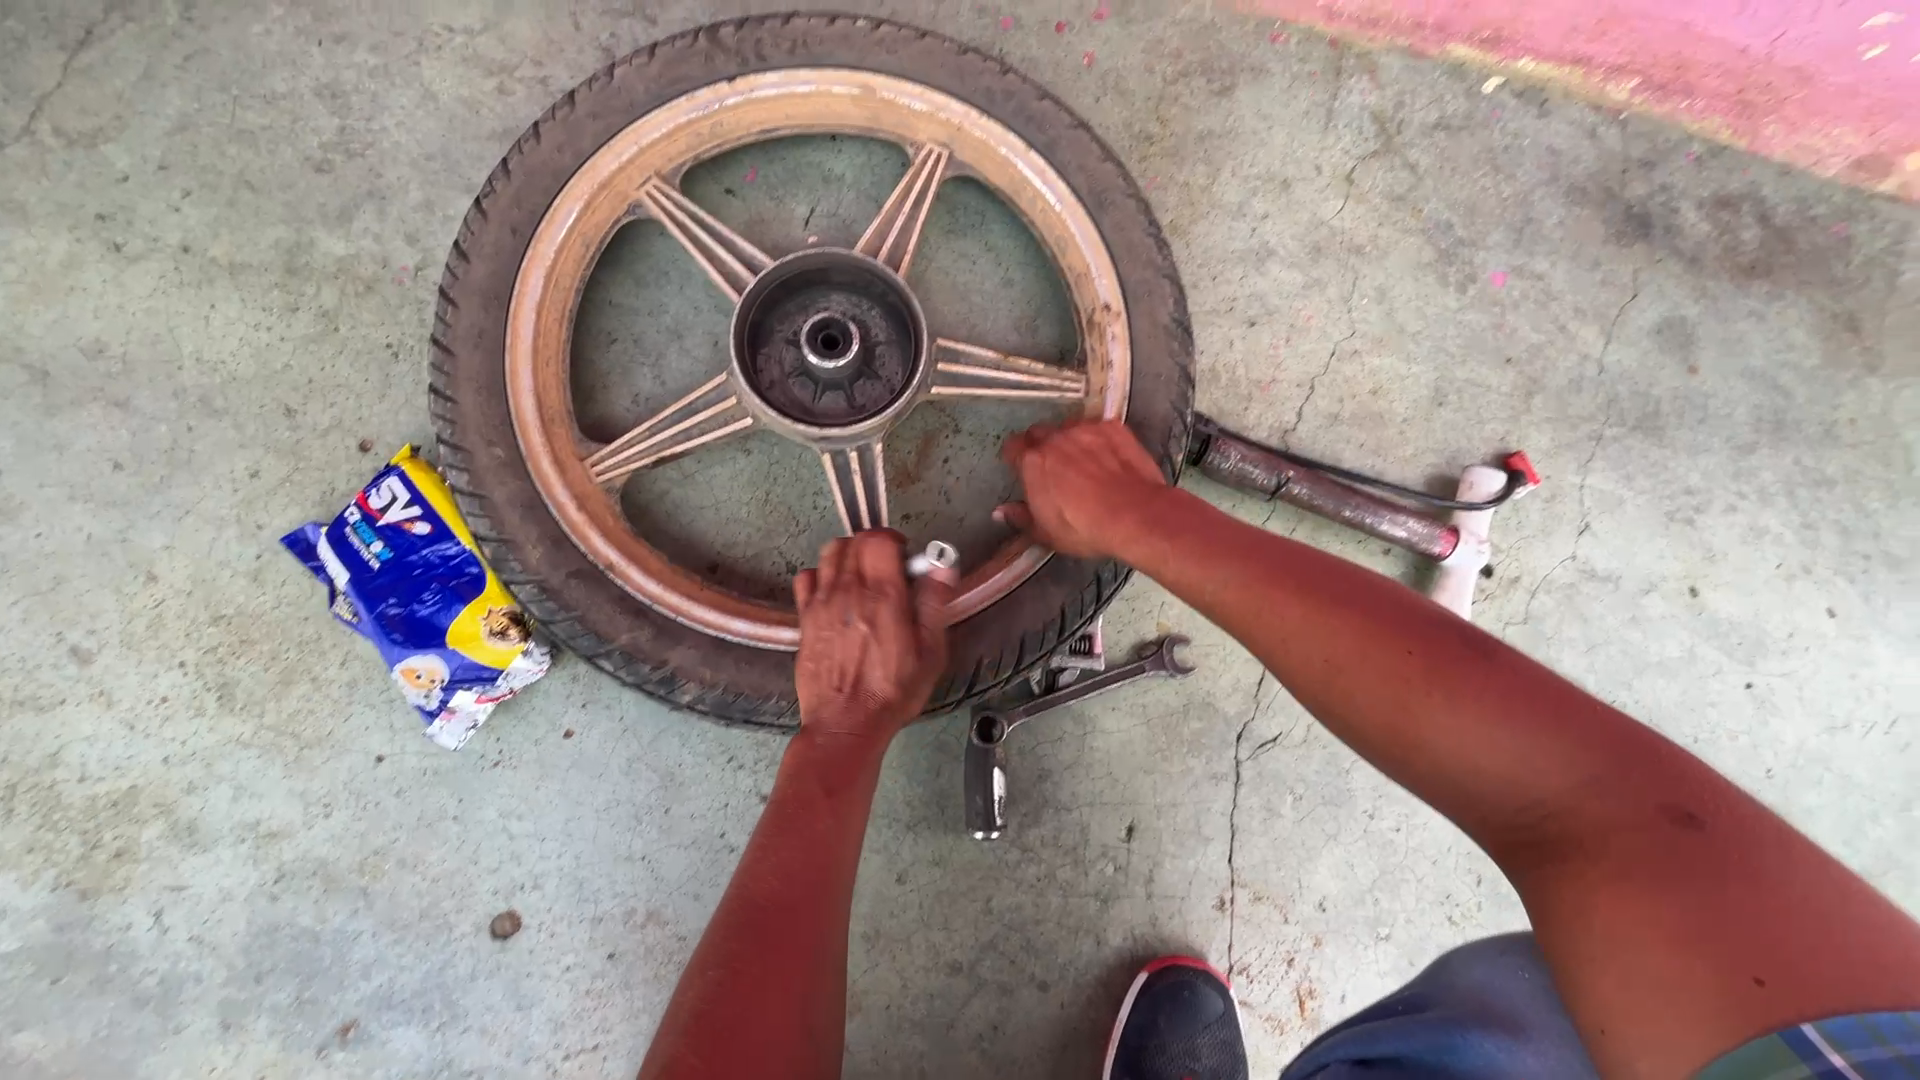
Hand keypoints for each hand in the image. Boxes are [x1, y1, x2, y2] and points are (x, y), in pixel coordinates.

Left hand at [792, 531, 955, 742]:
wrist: (845, 722)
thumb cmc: (891, 691)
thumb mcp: (930, 653)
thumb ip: (934, 603)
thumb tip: (942, 565)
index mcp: (883, 596)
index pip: (879, 539)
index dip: (894, 541)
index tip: (904, 559)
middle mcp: (848, 592)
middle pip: (853, 540)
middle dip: (873, 545)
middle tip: (887, 568)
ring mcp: (822, 603)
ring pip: (829, 553)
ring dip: (848, 555)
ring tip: (863, 577)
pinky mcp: (805, 618)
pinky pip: (807, 577)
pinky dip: (822, 575)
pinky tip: (835, 593)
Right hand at [997, 420, 1169, 558]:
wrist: (1134, 515)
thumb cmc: (1087, 528)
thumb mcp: (1046, 533)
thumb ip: (1021, 517)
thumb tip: (1002, 512)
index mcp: (1032, 462)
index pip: (1013, 447)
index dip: (1016, 456)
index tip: (1020, 465)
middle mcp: (1055, 439)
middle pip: (1039, 432)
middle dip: (1041, 445)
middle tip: (1051, 466)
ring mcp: (1085, 430)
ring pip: (1068, 427)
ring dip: (1070, 440)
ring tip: (1083, 462)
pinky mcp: (1112, 428)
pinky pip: (1098, 427)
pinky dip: (1098, 439)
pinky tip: (1107, 458)